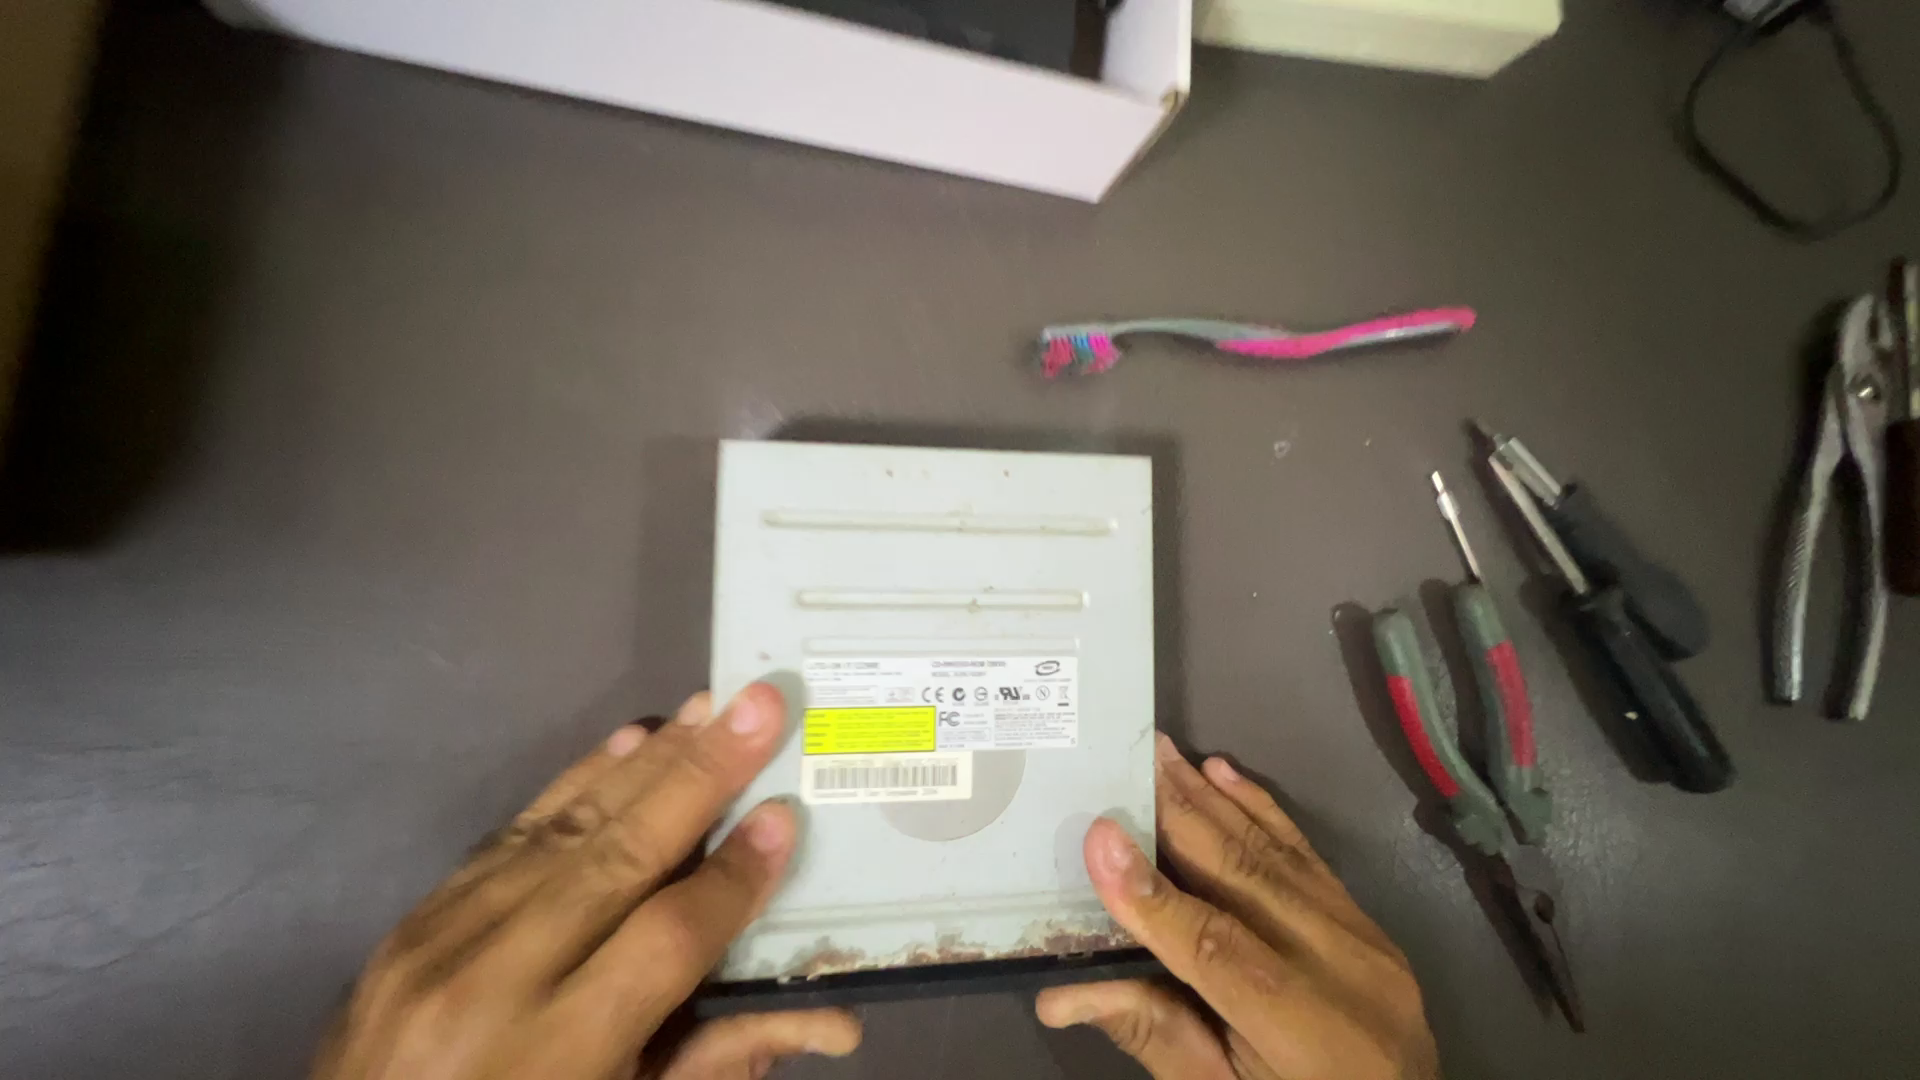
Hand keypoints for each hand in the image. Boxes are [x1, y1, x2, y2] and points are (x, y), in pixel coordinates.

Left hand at [312, 685, 860, 1079]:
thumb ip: (719, 1060)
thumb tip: (838, 1021)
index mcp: (549, 1063)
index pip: (665, 943)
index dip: (732, 878)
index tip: (785, 816)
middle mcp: (488, 990)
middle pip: (619, 857)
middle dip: (704, 774)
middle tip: (761, 706)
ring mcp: (440, 943)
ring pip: (572, 826)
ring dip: (653, 759)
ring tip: (712, 707)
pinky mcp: (417, 918)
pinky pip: (518, 829)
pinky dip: (584, 778)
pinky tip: (632, 738)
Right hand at [1037, 734, 1437, 1079]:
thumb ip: (1153, 1036)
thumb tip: (1058, 994)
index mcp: (1312, 1039)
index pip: (1218, 950)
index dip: (1155, 895)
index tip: (1100, 837)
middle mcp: (1347, 976)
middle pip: (1245, 877)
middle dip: (1178, 812)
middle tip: (1128, 759)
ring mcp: (1363, 940)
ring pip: (1269, 851)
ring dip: (1207, 795)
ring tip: (1161, 750)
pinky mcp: (1364, 920)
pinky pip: (1303, 850)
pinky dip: (1257, 805)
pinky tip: (1221, 770)